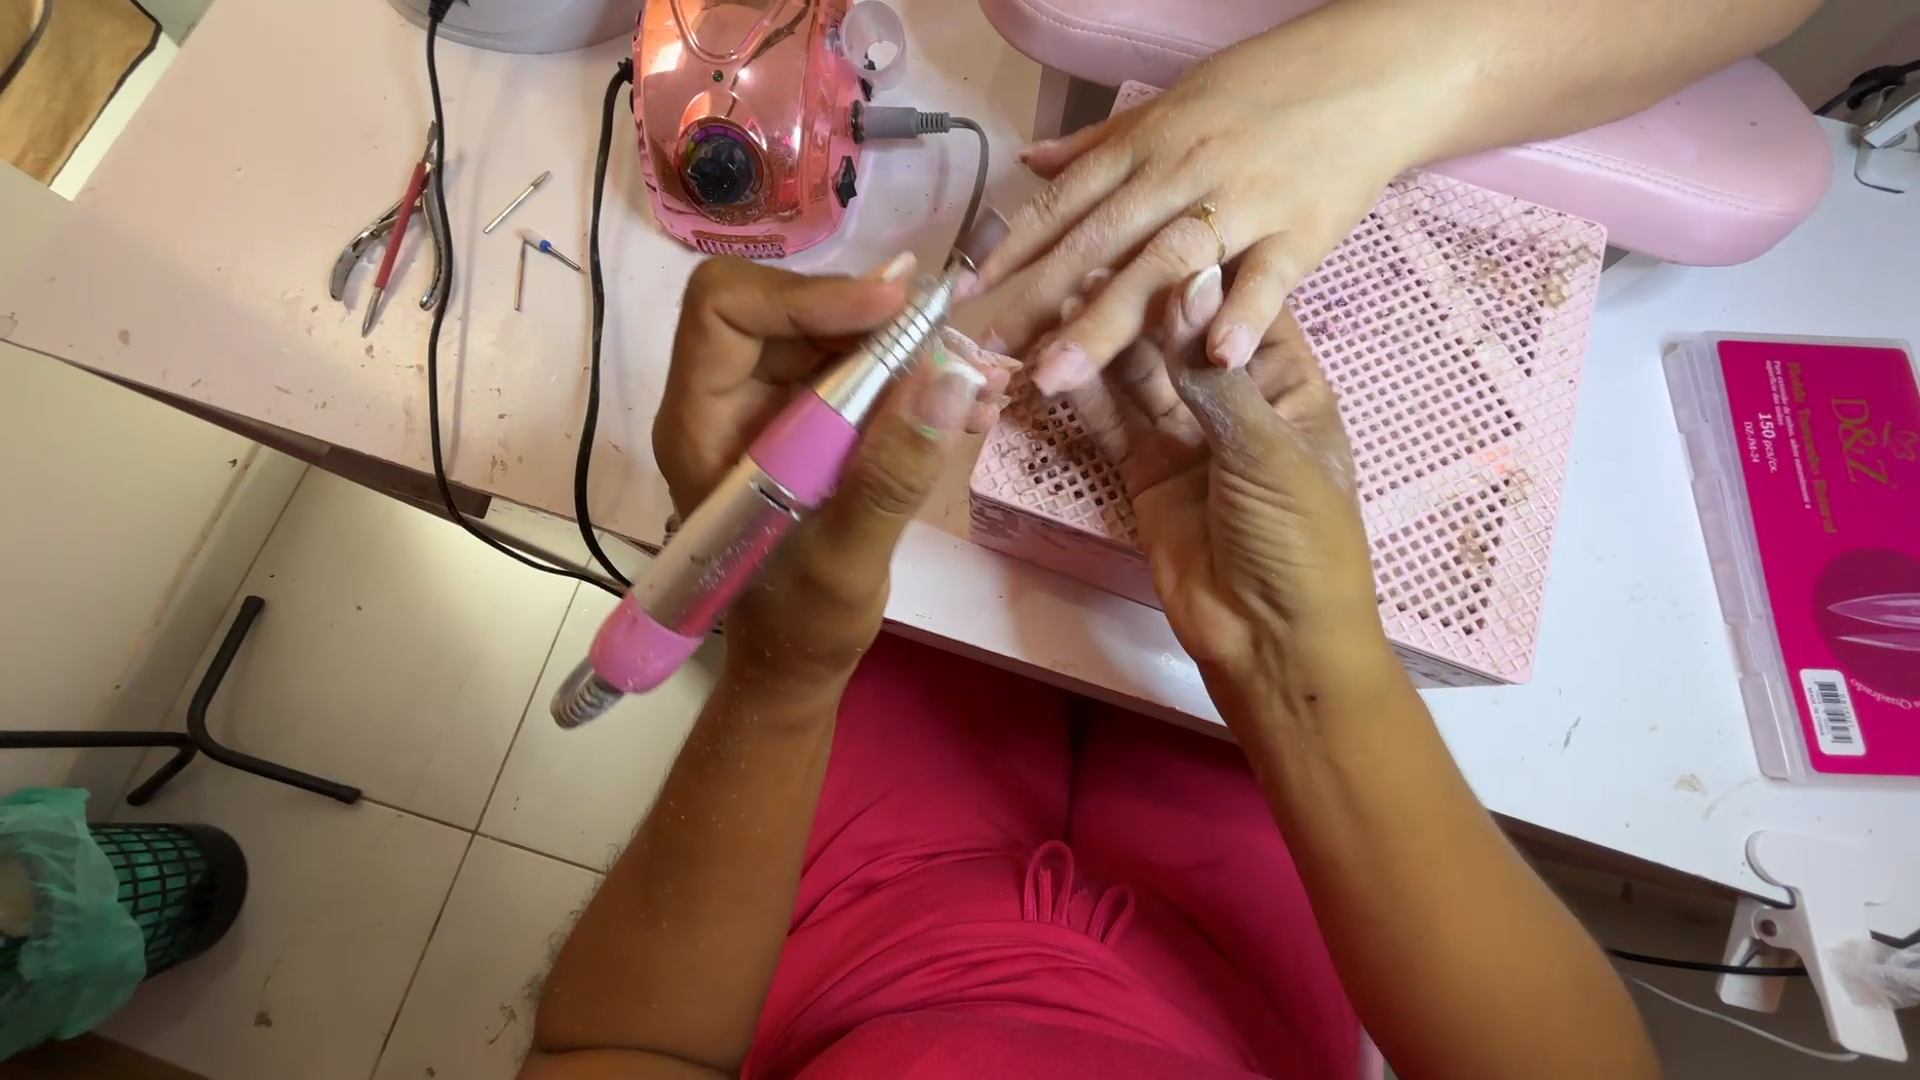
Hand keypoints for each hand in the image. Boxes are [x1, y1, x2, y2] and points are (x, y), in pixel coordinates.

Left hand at [653, 256, 1015, 690]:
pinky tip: (966, 410)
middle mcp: (730, 403)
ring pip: (835, 339)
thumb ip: (890, 478)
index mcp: (703, 428)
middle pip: (791, 313)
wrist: (797, 655)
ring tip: (977, 383)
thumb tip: (951, 379)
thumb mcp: (847, 562)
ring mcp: (771, 412)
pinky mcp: (811, 427)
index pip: (728, 311)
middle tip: (951, 342)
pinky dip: (915, 384)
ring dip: (909, 352)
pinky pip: (862, 377)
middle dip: (876, 323)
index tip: (893, 307)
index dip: (808, 294)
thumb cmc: (801, 625)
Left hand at [973, 24, 1423, 394]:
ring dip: (1107, 322)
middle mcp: (1179, 172)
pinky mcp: (1302, 228)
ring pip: (1163, 264)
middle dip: (1038, 305)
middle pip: (1097, 244)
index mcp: (1144, 146)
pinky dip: (1241, 314)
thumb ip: (1097, 147)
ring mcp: (1241, 200)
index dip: (1011, 252)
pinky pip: (1267, 275)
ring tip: (1058, 376)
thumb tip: (1029, 162)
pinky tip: (1212, 359)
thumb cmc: (1261, 93)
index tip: (967, 301)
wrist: (1376, 67)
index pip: (1063, 205)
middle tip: (991, 360)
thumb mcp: (1169, 107)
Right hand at [1067, 264, 1384, 715]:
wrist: (1269, 637)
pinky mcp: (1145, 470)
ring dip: (1105, 345)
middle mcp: (1232, 399)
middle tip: (1090, 263)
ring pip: (1139, 379)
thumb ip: (1216, 376)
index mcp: (1287, 382)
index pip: (1240, 309)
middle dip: (1138, 308)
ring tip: (1064, 300)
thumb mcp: (1267, 452)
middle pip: (1179, 341)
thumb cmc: (1299, 538)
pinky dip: (1088, 397)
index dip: (1197, 275)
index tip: (1153, 234)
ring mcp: (1184, 435)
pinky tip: (1059, 362)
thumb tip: (1190, 282)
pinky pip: (1113, 424)